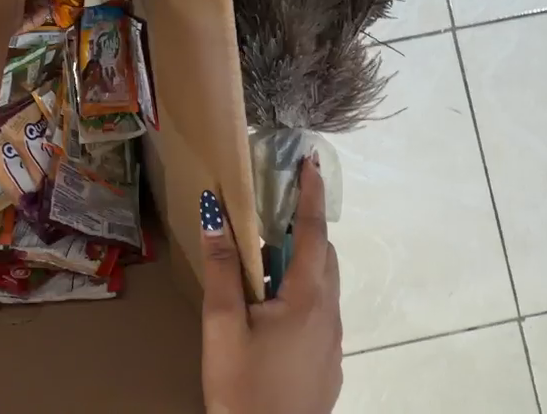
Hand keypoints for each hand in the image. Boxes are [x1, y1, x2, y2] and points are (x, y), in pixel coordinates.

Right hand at [199, 155, 342, 413]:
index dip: (312, 195)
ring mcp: (331, 346)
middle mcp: (328, 317)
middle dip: (305, 225)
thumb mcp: (223, 322)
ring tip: (267, 251)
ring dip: (303, 258)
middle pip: (324, 257)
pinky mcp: (326, 367)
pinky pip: (319, 312)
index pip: (313, 233)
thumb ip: (222, 264)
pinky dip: (302, 289)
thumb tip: (214, 208)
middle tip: (278, 203)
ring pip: (322, 286)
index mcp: (307, 300)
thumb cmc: (242, 385)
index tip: (312, 161)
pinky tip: (270, 305)